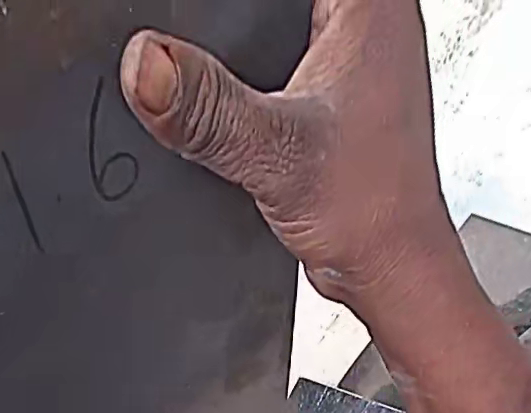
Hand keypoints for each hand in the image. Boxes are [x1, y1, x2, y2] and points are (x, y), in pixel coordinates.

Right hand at [120, 0, 463, 310]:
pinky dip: (246, 88)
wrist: (385, 269)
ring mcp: (345, 64)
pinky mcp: (329, 103)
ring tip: (218, 82)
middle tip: (202, 55)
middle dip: (229, 26)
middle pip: (268, 2)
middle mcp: (361, 22)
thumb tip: (145, 66)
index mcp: (366, 3)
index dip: (234, 3)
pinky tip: (231, 110)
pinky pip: (275, 74)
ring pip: (271, 33)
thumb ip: (207, 109)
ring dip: (237, 55)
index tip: (215, 41)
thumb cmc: (371, 212)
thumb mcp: (275, 153)